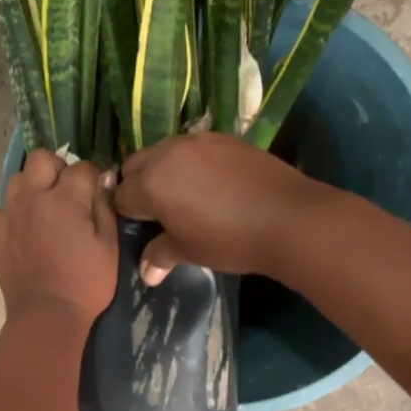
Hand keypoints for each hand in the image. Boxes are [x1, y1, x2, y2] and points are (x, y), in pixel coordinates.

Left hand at [0, 150, 118, 324]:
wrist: (46, 314)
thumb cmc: (86, 283)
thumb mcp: (109, 245)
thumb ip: (105, 206)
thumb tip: (104, 177)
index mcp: (65, 198)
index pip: (81, 166)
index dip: (92, 177)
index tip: (96, 193)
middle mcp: (33, 197)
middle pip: (41, 158)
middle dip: (56, 168)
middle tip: (66, 193)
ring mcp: (9, 213)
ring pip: (16, 179)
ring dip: (31, 187)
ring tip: (43, 209)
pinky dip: (10, 214)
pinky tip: (21, 230)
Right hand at [114, 132, 326, 280]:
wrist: (290, 217)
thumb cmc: (229, 239)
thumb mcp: (189, 250)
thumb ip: (160, 255)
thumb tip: (146, 273)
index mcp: (150, 184)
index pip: (121, 196)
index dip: (129, 214)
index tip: (143, 228)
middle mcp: (166, 154)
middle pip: (135, 165)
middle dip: (139, 185)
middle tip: (159, 210)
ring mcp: (197, 141)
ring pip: (163, 152)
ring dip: (164, 170)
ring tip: (185, 194)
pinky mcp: (224, 138)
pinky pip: (193, 148)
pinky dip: (192, 163)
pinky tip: (211, 184)